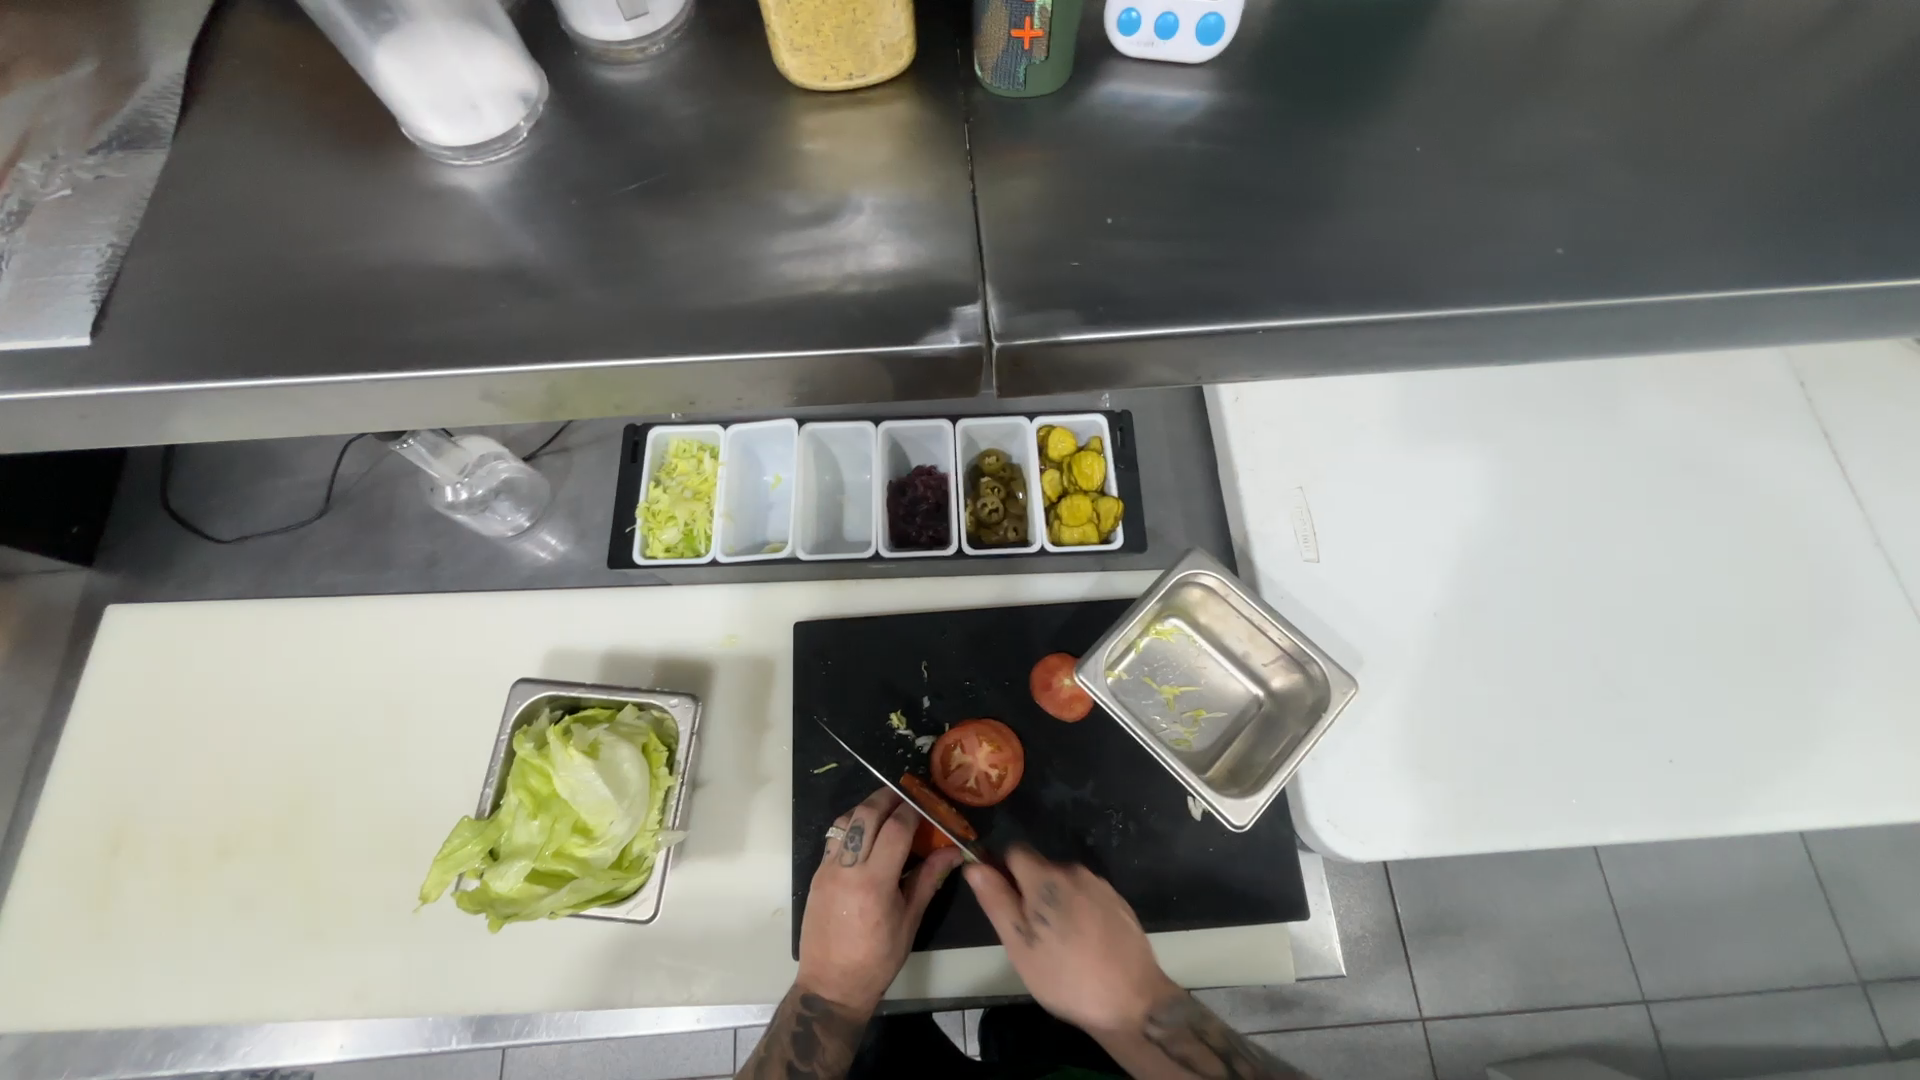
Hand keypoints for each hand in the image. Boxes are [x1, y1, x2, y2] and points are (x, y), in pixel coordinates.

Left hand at [798, 788, 965, 1015]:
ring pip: (846, 821)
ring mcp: (828, 869)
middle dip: (888, 797)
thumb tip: (954, 850)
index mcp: (875, 883)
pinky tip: (868, 833)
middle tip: (908, 793)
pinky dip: (852, 826)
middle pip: (867, 814)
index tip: (927, 802)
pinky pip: (835, 838)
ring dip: (868, 808)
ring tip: (888, 808)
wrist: (831, 985)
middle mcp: (848, 868)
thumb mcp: (910, 920)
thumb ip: (929, 879)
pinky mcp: (817, 874)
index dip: (913, 810)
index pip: (896, 829)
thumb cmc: (877, 958)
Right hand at [965, 846, 1178, 1035]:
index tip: (1005, 902)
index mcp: (1045, 877)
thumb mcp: (1019, 945)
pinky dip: (1079, 911)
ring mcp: (1099, 885)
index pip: (1014, 850)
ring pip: (1064, 883)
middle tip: (1032, 934)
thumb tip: (974, 865)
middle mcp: (1074, 870)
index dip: (1004, 870)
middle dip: (1031, 891)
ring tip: (1060, 943)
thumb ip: (996, 899)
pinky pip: (1087, 895)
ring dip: (1056, 901)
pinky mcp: (1118, 901)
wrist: (1132, 1001)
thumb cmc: (1065, 976)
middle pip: (1040, 868)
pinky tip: (1084, 944)